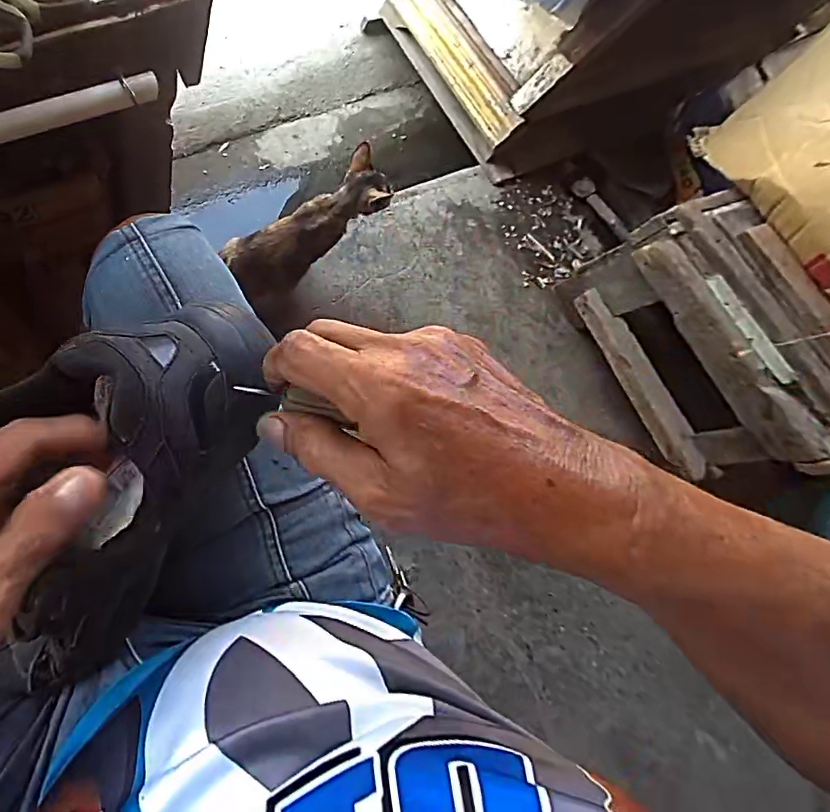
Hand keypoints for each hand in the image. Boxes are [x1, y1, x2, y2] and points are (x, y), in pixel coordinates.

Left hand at [0, 415, 108, 718]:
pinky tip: (63, 516)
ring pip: (10, 477)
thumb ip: (41, 527)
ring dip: (55, 475)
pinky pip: (3, 503)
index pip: (20, 438)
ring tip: (101, 482)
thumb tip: (93, 475)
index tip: (118, 438)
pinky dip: (38, 502)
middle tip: (118, 460)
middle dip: (67, 450)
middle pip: (15, 451)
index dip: (72, 432)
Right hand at [260, 321, 659, 567]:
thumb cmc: (472, 498)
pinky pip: (400, 344)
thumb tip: (278, 426)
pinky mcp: (457, 343)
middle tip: (319, 412)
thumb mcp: (378, 494)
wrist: (555, 484)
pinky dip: (385, 369)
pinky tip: (411, 413)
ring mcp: (434, 340)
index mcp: (377, 385)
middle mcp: (403, 348)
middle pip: (324, 330)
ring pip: (362, 337)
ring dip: (348, 369)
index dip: (274, 367)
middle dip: (307, 365)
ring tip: (374, 422)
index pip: (298, 347)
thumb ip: (317, 451)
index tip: (278, 390)